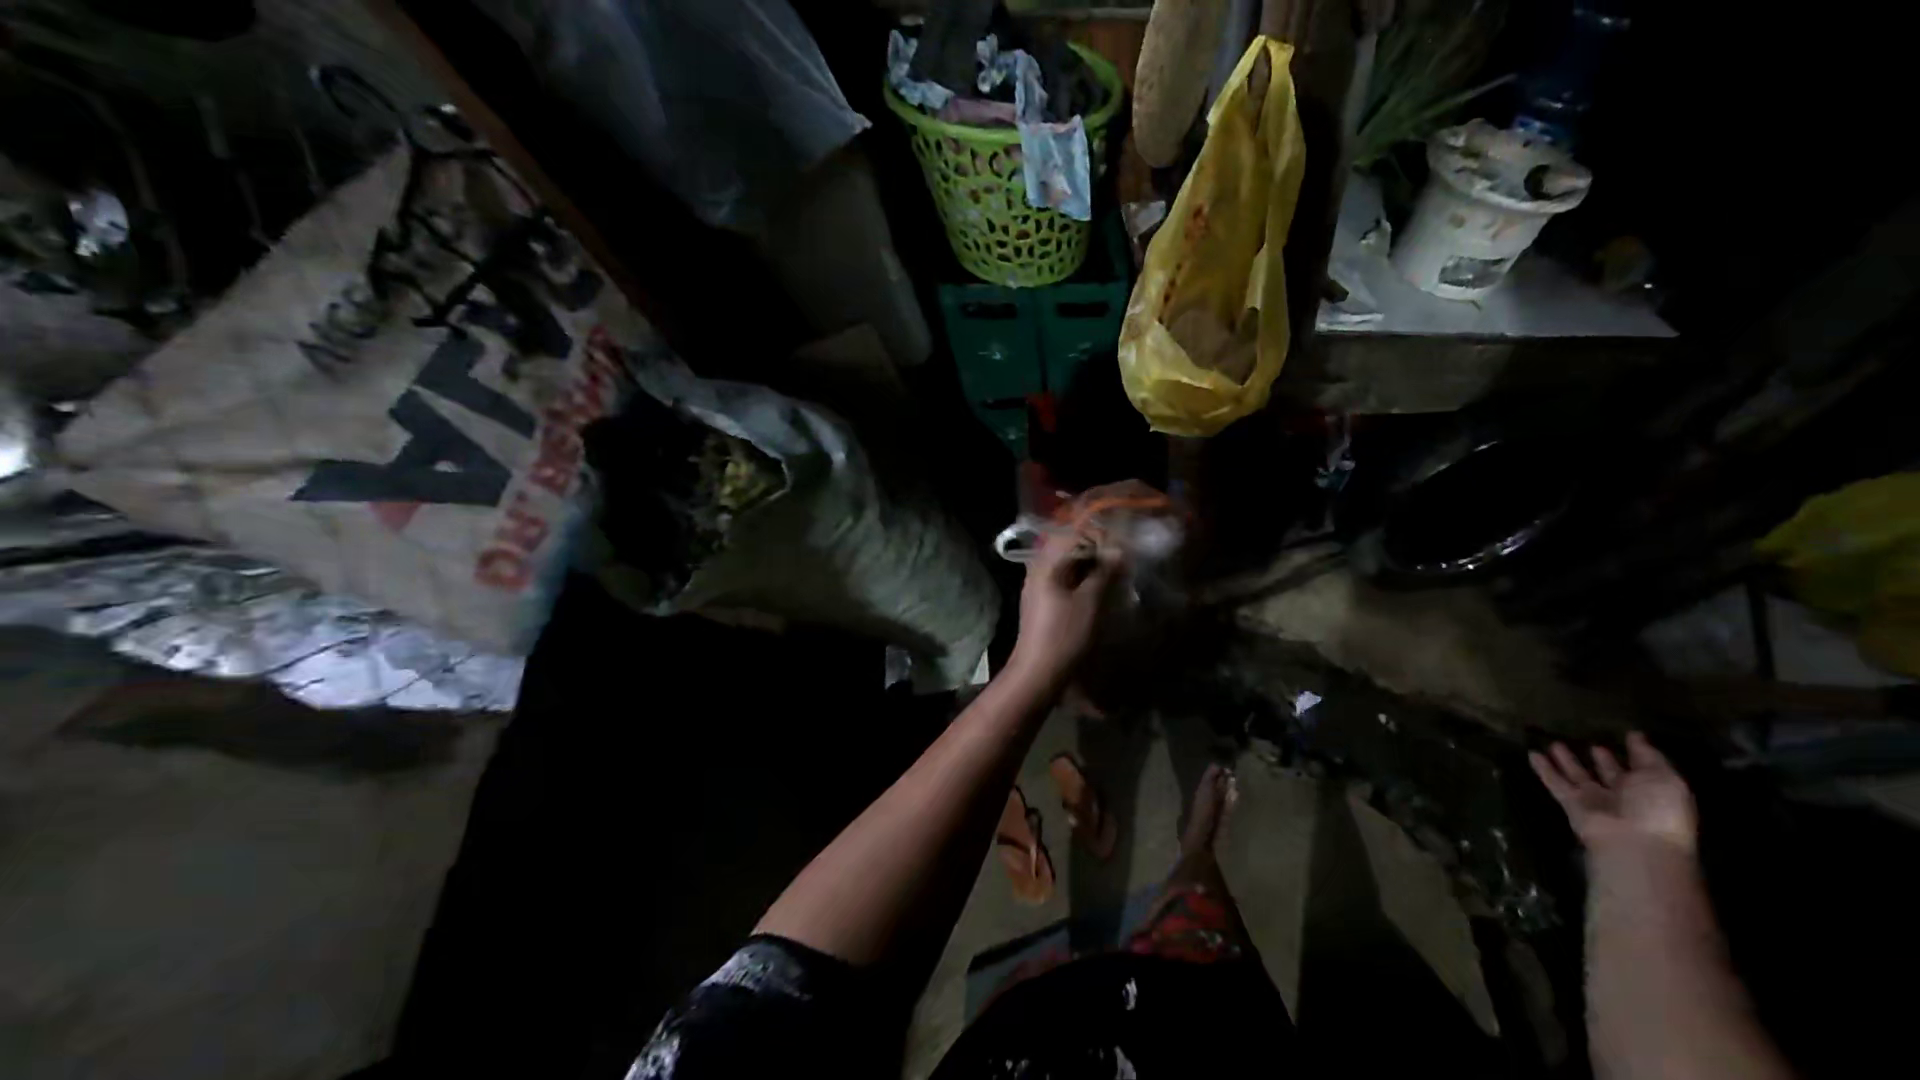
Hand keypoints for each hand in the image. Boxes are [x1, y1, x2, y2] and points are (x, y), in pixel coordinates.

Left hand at [1006, 529, 1123, 693]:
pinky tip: (1096, 590)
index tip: (1120, 550)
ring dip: (1088, 565)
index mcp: (1046, 564)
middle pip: (1067, 546)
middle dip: (1094, 550)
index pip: (1072, 533)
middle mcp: (1037, 568)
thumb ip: (1103, 572)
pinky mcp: (1040, 600)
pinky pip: (1061, 578)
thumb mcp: (1090, 602)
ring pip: (1065, 563)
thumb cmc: (1064, 635)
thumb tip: (1118, 551)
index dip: (1098, 536)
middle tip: (1118, 563)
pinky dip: (1080, 578)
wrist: (1037, 671)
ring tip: (1111, 576)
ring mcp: (1036, 584)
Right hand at [1530, 732, 1697, 856]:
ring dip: (1567, 760)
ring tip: (1555, 743)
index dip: (1635, 753)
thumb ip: (1649, 756)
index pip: (1641, 768)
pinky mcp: (1571, 803)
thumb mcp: (1664, 777)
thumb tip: (1635, 735)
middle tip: (1590, 743)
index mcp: (1651, 790)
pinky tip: (1532, 754)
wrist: (1634, 842)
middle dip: (1602, 759)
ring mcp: (1595, 800)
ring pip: (1577, 775)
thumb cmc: (1657, 809)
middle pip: (1609, 773)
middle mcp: (1623, 795)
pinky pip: (1554, 782)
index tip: (1626, 736)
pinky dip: (1543, 769)